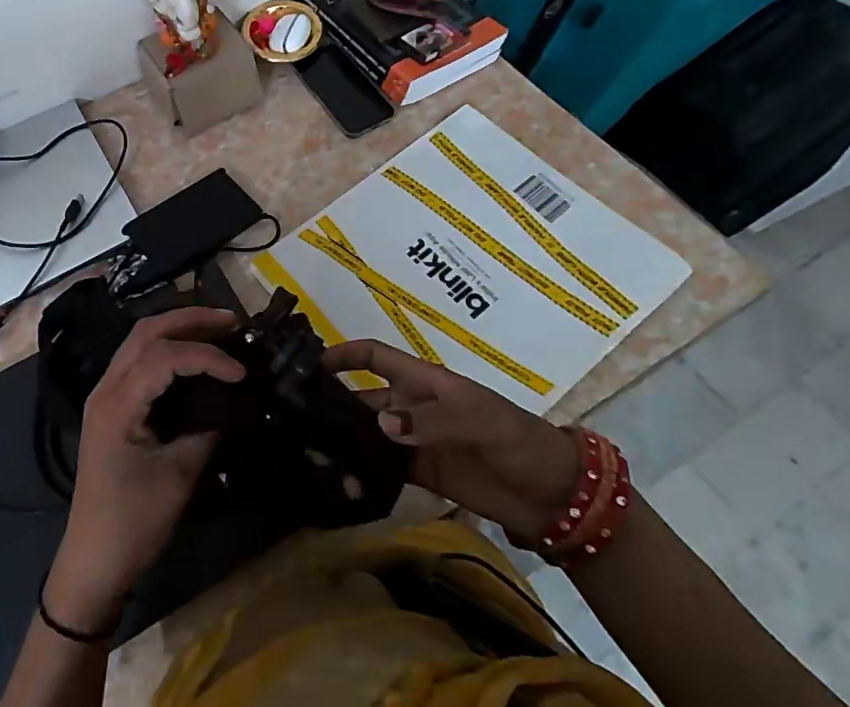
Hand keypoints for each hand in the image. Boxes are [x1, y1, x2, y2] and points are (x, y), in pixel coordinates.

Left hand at [45, 307, 244, 632]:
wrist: (93, 560)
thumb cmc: (134, 522)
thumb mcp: (179, 476)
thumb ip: (207, 429)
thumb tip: (235, 401)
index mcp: (118, 404)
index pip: (165, 356)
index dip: (208, 356)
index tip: (242, 373)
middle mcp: (105, 388)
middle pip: (146, 332)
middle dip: (190, 319)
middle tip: (232, 322)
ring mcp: (104, 396)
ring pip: (139, 341)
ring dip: (178, 328)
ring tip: (218, 330)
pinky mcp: (110, 407)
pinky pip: (137, 360)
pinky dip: (167, 348)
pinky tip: (192, 357)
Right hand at [322, 339, 580, 545]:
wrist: (552, 495)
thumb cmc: (519, 440)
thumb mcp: (482, 420)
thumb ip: (433, 421)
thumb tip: (382, 425)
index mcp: (425, 382)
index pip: (376, 357)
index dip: (345, 354)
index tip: (311, 363)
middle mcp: (411, 407)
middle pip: (362, 397)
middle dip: (332, 404)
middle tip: (298, 422)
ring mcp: (412, 441)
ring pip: (366, 435)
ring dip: (342, 442)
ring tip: (314, 457)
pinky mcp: (418, 474)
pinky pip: (381, 469)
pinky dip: (361, 474)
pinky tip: (344, 484)